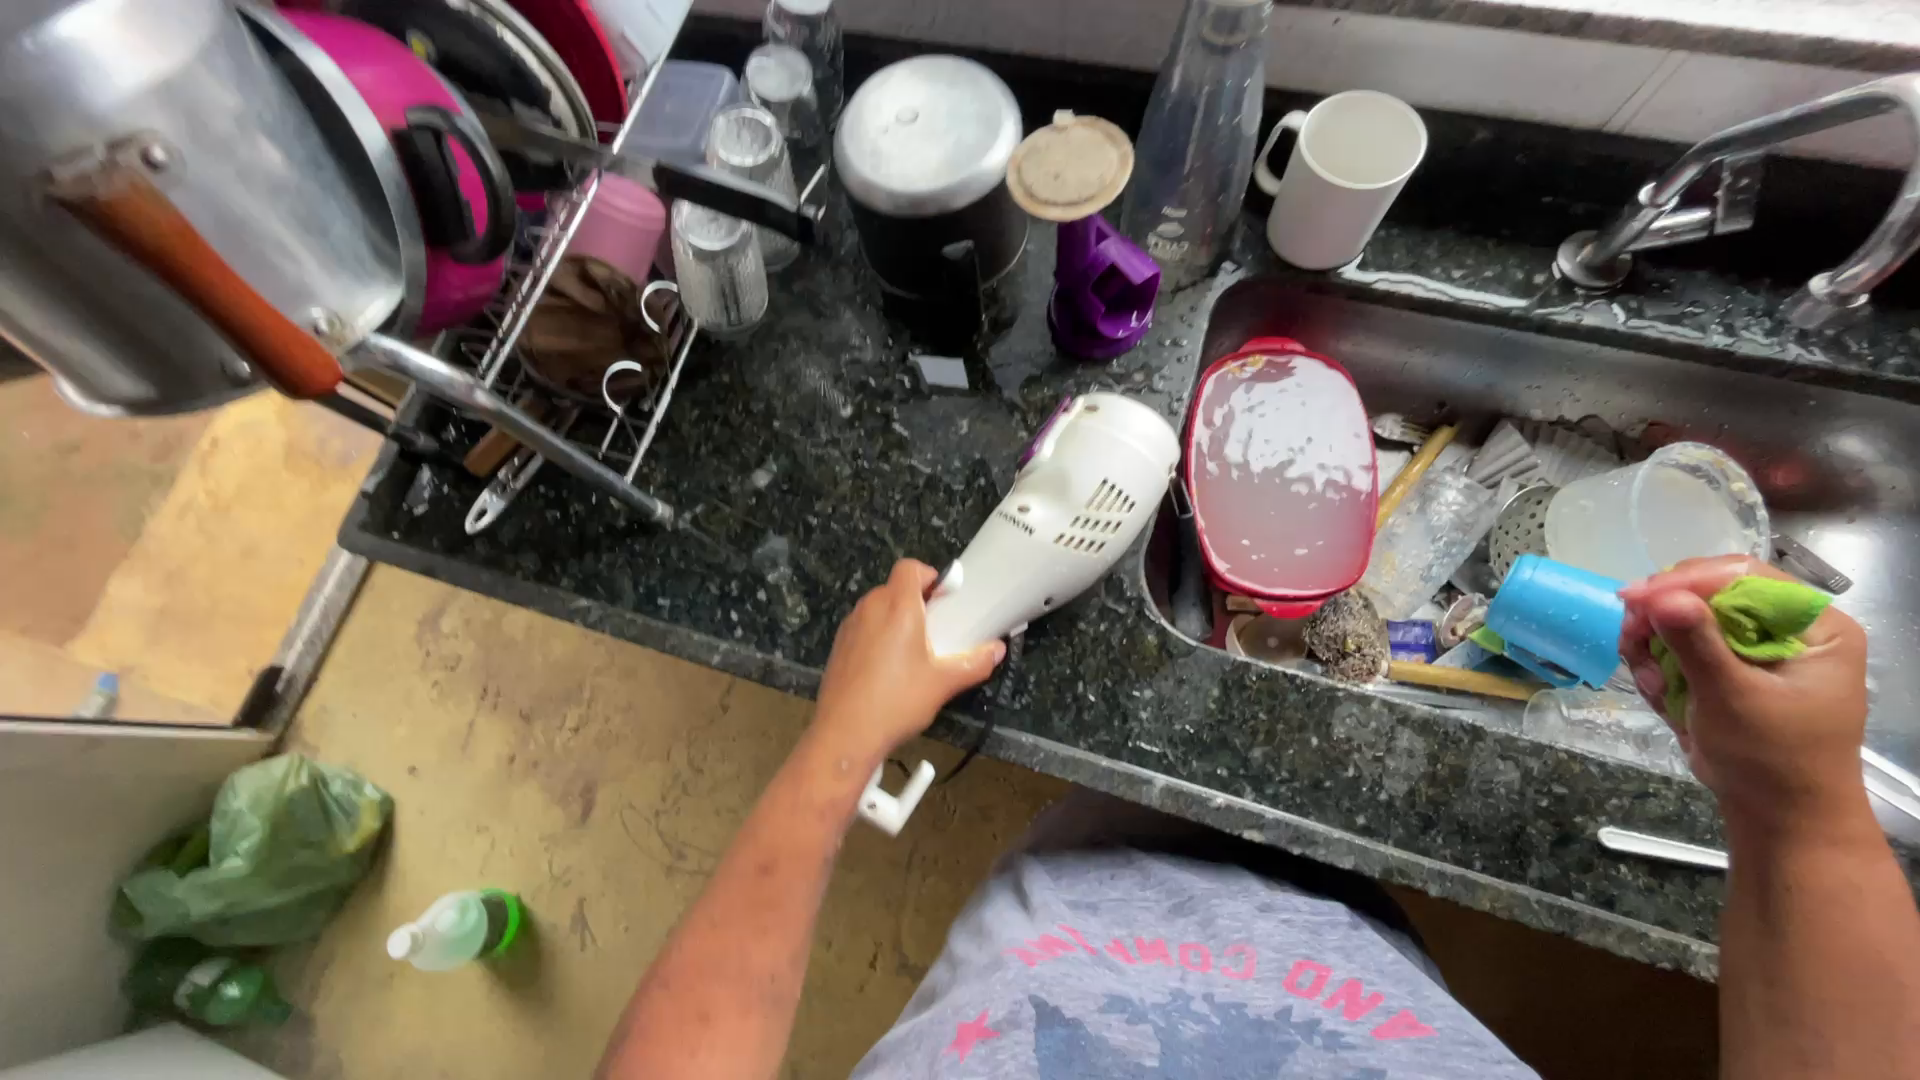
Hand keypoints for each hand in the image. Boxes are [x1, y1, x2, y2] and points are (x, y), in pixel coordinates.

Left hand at [810, 560, 1003, 761]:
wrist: (844, 734)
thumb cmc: (897, 702)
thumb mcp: (943, 683)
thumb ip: (974, 663)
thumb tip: (997, 650)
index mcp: (898, 607)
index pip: (909, 567)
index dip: (929, 576)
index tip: (944, 600)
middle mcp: (870, 608)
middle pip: (895, 587)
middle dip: (916, 601)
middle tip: (935, 628)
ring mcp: (849, 626)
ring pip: (877, 607)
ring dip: (896, 617)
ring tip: (913, 650)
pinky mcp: (838, 646)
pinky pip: (863, 626)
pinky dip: (878, 634)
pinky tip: (887, 668)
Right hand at [1619, 556, 1869, 835]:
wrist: (1776, 811)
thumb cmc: (1772, 756)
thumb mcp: (1732, 697)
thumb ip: (1698, 643)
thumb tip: (1663, 596)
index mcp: (1813, 628)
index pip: (1742, 577)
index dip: (1685, 582)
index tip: (1633, 599)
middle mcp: (1784, 629)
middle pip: (1703, 594)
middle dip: (1660, 619)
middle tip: (1630, 640)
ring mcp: (1749, 648)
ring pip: (1678, 620)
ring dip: (1652, 647)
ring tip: (1652, 683)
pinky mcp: (1721, 667)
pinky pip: (1672, 646)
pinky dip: (1654, 665)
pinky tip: (1660, 692)